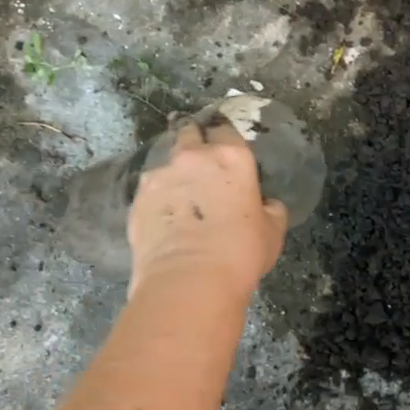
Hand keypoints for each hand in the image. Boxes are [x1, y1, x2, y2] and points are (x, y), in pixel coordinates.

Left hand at [127, 121, 287, 299]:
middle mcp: (192, 158)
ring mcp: (159, 177)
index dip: (225, 137)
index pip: (225, 128)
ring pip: (166, 162)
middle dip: (194, 140)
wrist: (188, 281)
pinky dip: (158, 197)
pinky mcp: (137, 201)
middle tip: (201, 163)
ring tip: (182, 194)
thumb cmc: (240, 252)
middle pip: (188, 132)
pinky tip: (166, 216)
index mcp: (231, 158)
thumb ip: (270, 208)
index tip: (227, 150)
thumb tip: (264, 204)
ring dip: (175, 171)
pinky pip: (150, 190)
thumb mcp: (273, 230)